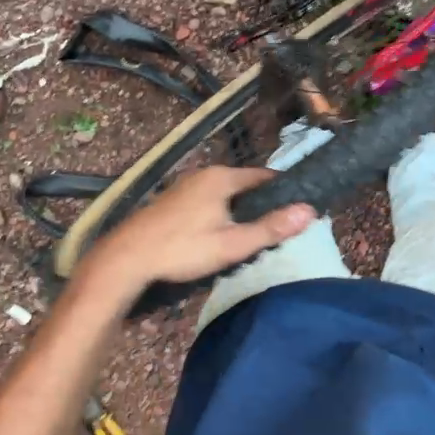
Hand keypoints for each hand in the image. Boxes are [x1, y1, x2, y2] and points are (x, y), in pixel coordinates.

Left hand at [77, 166, 313, 292]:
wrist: (125, 260)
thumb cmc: (182, 249)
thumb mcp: (232, 244)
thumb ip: (271, 228)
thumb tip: (309, 212)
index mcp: (222, 178)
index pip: (265, 176)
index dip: (285, 190)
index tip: (300, 207)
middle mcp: (204, 175)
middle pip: (245, 185)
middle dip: (262, 203)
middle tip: (279, 227)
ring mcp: (184, 187)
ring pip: (224, 195)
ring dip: (239, 211)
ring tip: (253, 235)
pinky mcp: (171, 202)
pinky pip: (207, 203)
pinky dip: (220, 214)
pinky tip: (220, 237)